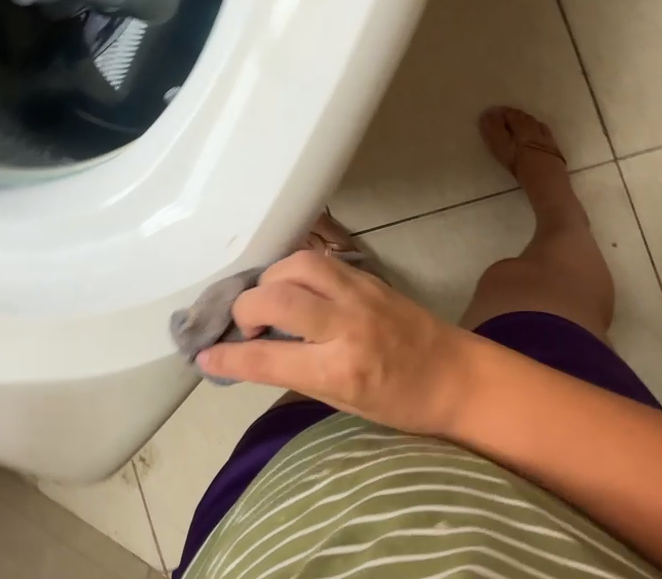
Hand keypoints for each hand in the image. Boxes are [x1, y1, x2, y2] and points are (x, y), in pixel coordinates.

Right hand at [195, 250, 483, 436]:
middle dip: (245, 308)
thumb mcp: (342, 402)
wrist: (457, 376)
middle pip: (276, 298)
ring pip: (296, 264)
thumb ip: (295, 372)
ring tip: (268, 299)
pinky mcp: (366, 275)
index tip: (204, 355)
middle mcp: (347, 326)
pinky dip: (294, 267)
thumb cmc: (400, 402)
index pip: (268, 360)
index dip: (228, 358)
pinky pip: (318, 258)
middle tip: (245, 325)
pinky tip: (290, 283)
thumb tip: (250, 352)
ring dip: (269, 278)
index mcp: (340, 371)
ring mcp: (358, 294)